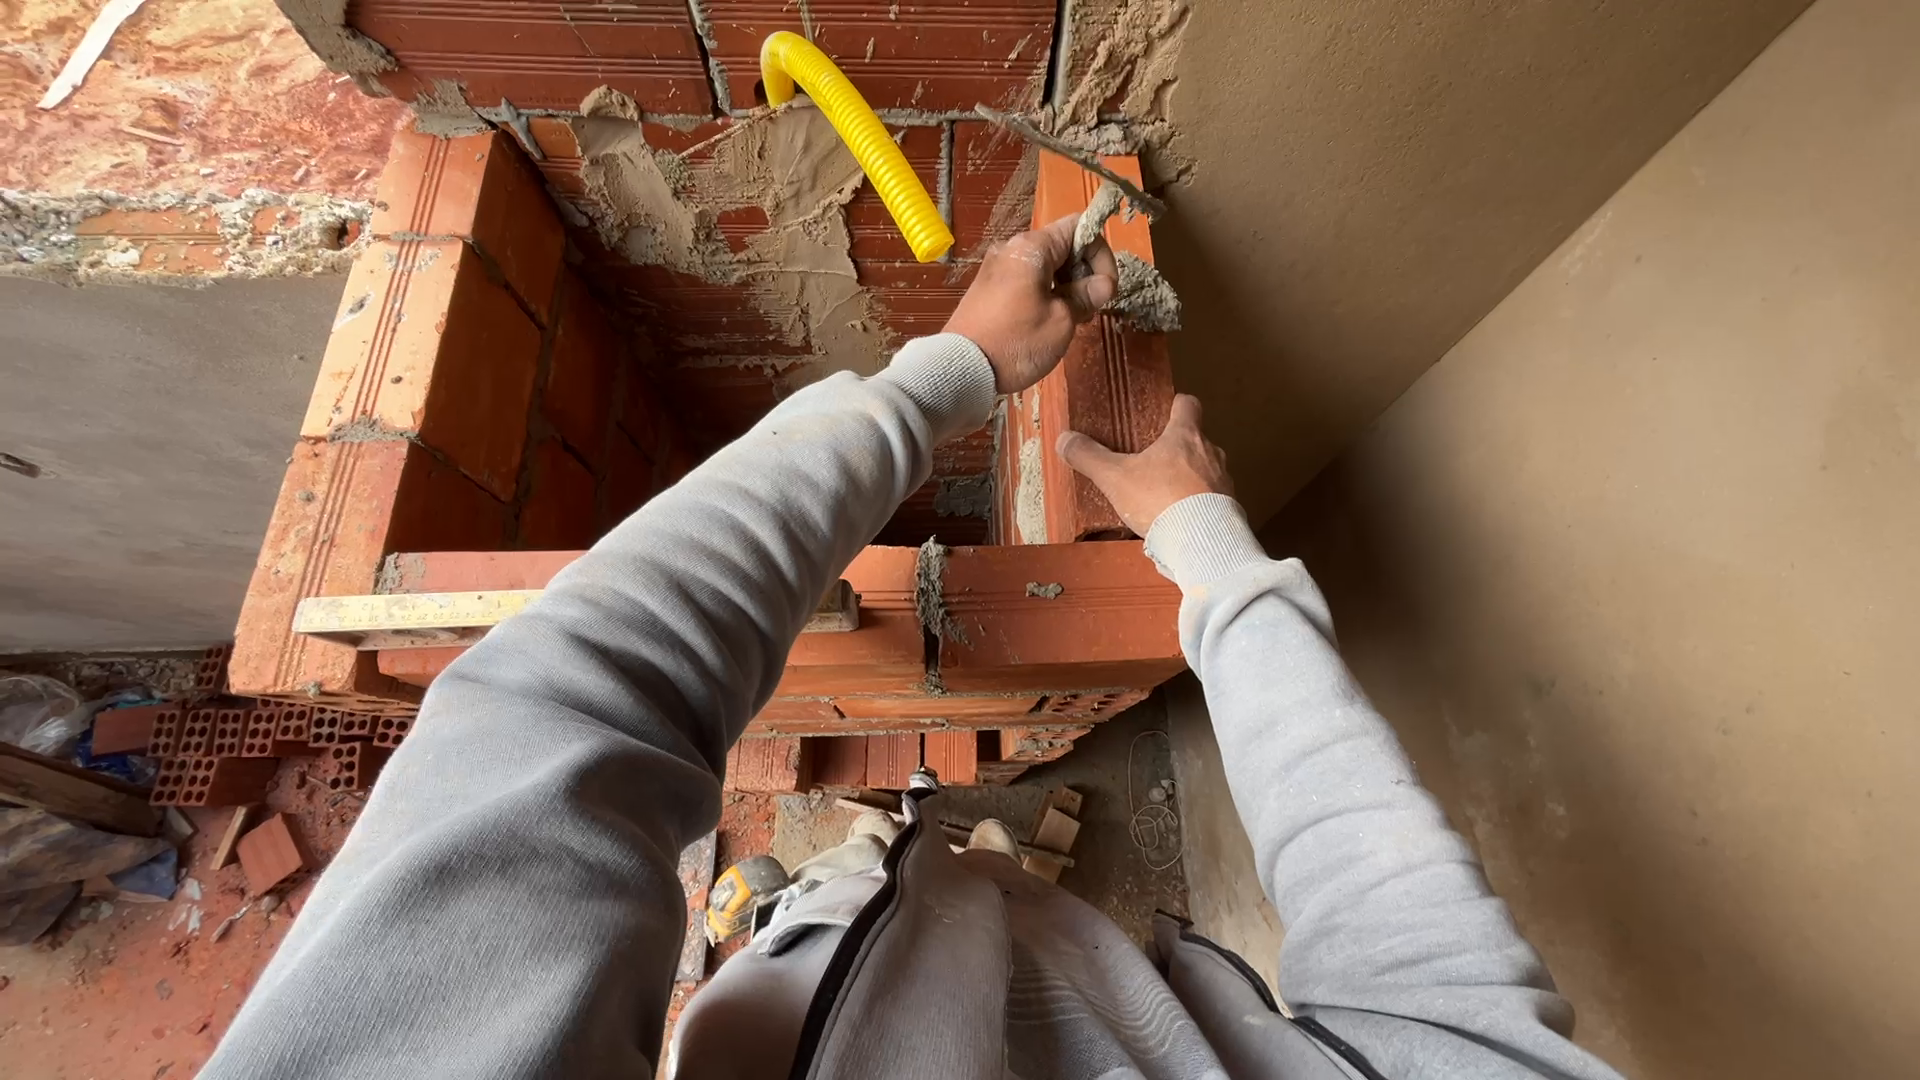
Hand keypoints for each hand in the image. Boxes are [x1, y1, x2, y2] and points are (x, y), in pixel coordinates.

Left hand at [943, 215, 1117, 393]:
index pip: (1079, 227)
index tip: (1106, 289)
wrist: (960, 369)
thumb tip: (1103, 285)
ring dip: (1066, 289)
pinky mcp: (988, 290)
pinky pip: (1027, 283)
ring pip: (1046, 268)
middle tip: (1089, 311)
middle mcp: (1011, 249)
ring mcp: (997, 269)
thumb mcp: (1061, 322)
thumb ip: (1086, 296)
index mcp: (1032, 247)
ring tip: (1070, 322)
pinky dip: (1045, 297)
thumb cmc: (1015, 343)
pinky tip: (1047, 324)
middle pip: (1063, 248)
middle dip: (1084, 275)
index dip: (1101, 255)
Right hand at [1057, 394, 1232, 536]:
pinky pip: (1213, 500)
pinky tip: (1180, 519)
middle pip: (1198, 440)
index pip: (1188, 405)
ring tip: (1166, 494)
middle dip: (1180, 447)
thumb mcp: (1115, 477)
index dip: (1177, 405)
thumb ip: (1089, 457)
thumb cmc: (1159, 498)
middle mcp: (1211, 453)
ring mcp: (1224, 481)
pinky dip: (1198, 504)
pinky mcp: (1230, 509)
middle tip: (1156, 459)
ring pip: (1207, 470)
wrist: (1201, 540)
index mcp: (1185, 435)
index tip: (1168, 408)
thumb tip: (1064, 439)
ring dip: (1191, 478)